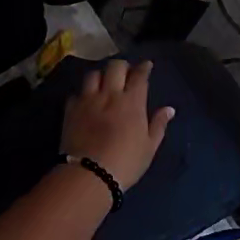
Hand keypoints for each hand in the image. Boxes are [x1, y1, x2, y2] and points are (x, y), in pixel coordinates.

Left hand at [61, 59, 173, 190]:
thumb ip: (158, 125)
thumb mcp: (149, 147)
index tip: (147, 65)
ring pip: (93, 74)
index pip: (139, 76)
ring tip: (104, 83)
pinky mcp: (70, 110)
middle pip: (115, 67)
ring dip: (101, 75)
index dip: (144, 67)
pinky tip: (87, 101)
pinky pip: (77, 93)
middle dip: (123, 66)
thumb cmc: (126, 162)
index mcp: (132, 102)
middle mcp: (109, 95)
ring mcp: (87, 100)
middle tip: (126, 72)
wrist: (89, 173)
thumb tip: (169, 109)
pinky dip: (84, 94)